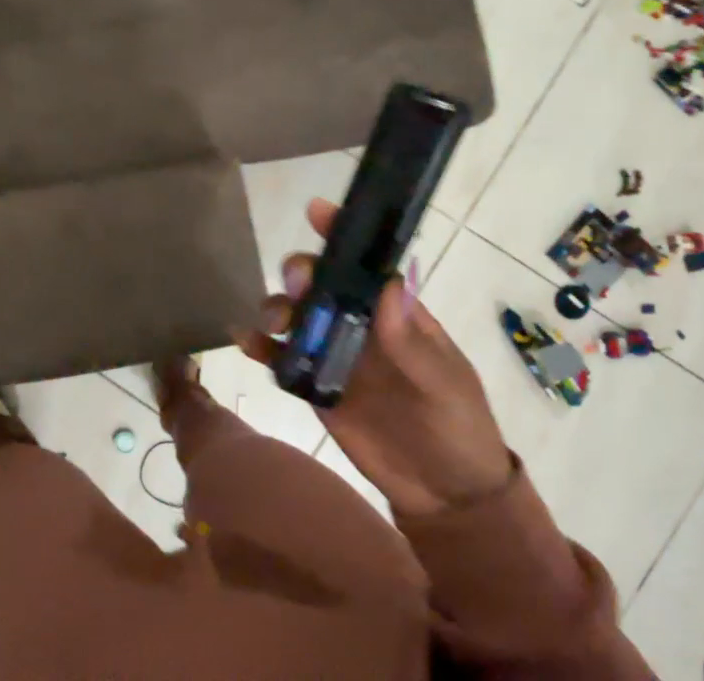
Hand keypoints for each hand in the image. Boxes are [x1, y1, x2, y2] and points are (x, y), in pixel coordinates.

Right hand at [235, 198, 511, 517]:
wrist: (445, 494)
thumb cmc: (458, 428)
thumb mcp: (445, 385)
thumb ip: (413, 343)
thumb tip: (389, 285)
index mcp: (398, 316)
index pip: (368, 267)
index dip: (343, 236)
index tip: (317, 210)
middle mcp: (361, 327)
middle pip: (321, 286)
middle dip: (303, 274)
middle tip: (298, 284)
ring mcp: (335, 356)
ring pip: (296, 316)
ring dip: (278, 308)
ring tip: (273, 322)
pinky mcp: (315, 388)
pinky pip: (281, 360)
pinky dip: (260, 347)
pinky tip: (245, 343)